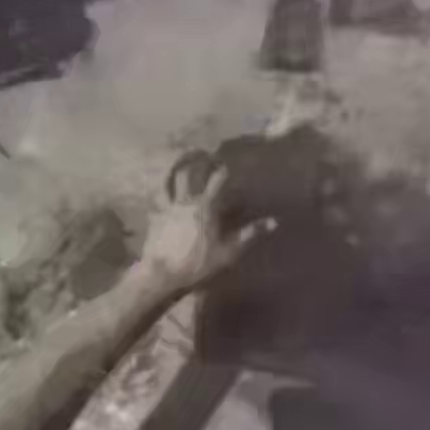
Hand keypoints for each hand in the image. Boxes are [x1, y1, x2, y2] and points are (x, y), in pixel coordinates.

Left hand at [140, 161, 275, 291]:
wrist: (163, 275)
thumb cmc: (198, 264)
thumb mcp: (229, 252)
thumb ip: (250, 234)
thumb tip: (273, 222)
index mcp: (206, 206)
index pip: (218, 180)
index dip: (225, 170)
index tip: (231, 165)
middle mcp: (186, 201)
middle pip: (191, 172)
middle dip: (199, 161)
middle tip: (205, 154)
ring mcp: (168, 207)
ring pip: (169, 180)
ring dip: (175, 167)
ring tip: (180, 159)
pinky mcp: (155, 217)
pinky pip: (156, 198)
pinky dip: (159, 190)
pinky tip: (159, 187)